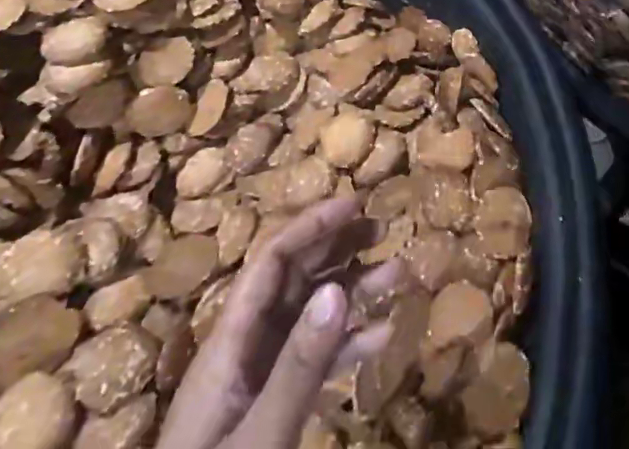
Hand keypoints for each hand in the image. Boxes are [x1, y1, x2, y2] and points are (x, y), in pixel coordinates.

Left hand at [157, 197, 402, 448]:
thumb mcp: (260, 432)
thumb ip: (298, 364)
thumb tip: (337, 289)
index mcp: (230, 340)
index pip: (271, 262)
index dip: (311, 226)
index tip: (354, 204)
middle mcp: (244, 346)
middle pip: (293, 279)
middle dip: (336, 248)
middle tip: (383, 229)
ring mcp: (258, 376)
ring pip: (309, 316)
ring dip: (352, 292)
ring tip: (398, 274)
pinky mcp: (272, 404)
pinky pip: (314, 359)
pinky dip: (348, 343)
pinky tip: (383, 336)